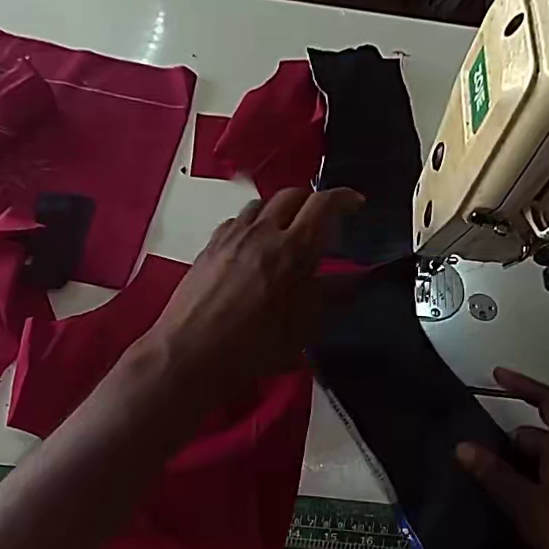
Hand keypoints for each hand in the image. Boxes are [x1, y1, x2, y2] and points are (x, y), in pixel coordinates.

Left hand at [139, 187, 363, 387]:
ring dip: (280, 212)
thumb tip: (358, 279)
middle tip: (321, 222)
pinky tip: (252, 249)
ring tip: (286, 235)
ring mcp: (231, 236)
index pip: (323, 204)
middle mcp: (260, 232)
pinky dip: (252, 225)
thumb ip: (334, 296)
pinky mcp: (209, 246)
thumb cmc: (251, 346)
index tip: (355, 203)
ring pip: (261, 205)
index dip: (344, 197)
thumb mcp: (303, 327)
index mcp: (292, 249)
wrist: (189, 353)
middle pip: (291, 195)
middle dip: (312, 202)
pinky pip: (236, 221)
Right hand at [455, 368, 548, 548]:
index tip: (497, 376)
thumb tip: (462, 446)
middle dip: (513, 445)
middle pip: (546, 434)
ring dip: (526, 467)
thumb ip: (494, 474)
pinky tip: (524, 508)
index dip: (523, 385)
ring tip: (496, 489)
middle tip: (481, 465)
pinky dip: (541, 482)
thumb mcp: (526, 507)